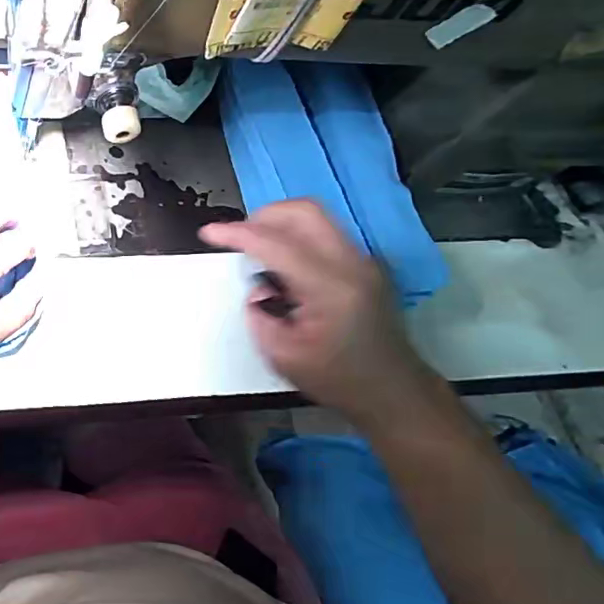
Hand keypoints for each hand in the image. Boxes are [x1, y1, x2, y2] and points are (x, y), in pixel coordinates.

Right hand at [199, 200, 439, 420]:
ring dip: (279, 223)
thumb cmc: (339, 380)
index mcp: (331, 288)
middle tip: (238, 238)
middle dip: (262, 217)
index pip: (278, 244)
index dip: (238, 234)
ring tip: (257, 249)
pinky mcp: (364, 264)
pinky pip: (324, 231)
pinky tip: (282, 263)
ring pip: (316, 216)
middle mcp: (352, 264)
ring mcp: (363, 260)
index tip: (209, 233)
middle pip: (304, 211)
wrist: (394, 392)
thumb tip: (257, 288)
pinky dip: (296, 235)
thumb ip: (259, 316)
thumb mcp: (283, 356)